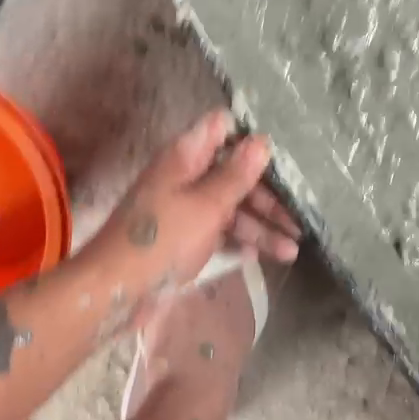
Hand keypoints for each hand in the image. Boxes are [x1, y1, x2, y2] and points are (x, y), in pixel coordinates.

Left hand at [89, 111, 301, 288]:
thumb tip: (262, 141)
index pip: (223, 130)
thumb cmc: (162, 241)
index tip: (287, 156)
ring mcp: (185, 209)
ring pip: (231, 208)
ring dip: (261, 227)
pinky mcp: (184, 238)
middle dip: (269, 196)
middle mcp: (186, 177)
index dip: (253, 138)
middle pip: (235, 175)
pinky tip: (262, 257)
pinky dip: (240, 242)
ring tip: (291, 251)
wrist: (119, 288)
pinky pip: (219, 233)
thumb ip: (235, 175)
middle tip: (299, 219)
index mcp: (186, 158)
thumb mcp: (207, 206)